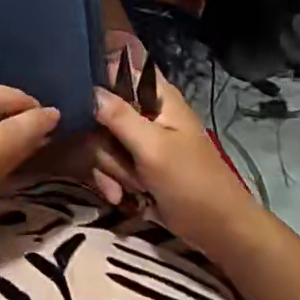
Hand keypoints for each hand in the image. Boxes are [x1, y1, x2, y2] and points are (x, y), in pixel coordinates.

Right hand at [91, 80, 262, 253]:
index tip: (83, 101)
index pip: (121, 69)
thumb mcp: (153, 148)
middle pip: (102, 113)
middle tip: (120, 164)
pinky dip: (112, 181)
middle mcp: (146, 112)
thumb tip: (90, 89)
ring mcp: (140, 140)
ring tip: (131, 188)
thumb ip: (119, 116)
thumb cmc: (191, 182)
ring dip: (110, 169)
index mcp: (158, 97)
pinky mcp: (135, 165)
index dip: (99, 79)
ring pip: (102, 142)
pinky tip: (121, 199)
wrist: (216, 230)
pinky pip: (108, 164)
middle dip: (104, 144)